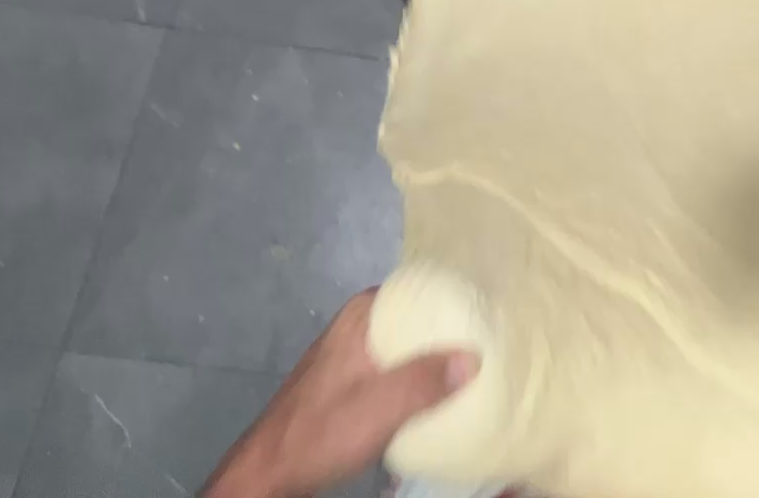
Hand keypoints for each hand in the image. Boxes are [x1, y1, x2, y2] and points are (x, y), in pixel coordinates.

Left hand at [201, 289, 478, 497]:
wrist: (269, 472)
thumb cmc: (322, 430)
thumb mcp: (378, 408)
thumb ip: (423, 382)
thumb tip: (474, 357)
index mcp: (364, 313)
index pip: (420, 287)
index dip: (455, 296)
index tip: (488, 309)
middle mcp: (359, 322)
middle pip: (416, 314)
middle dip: (449, 327)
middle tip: (489, 339)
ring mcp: (353, 349)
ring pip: (406, 340)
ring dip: (433, 352)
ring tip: (471, 364)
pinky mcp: (351, 376)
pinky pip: (395, 361)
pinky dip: (416, 370)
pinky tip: (435, 391)